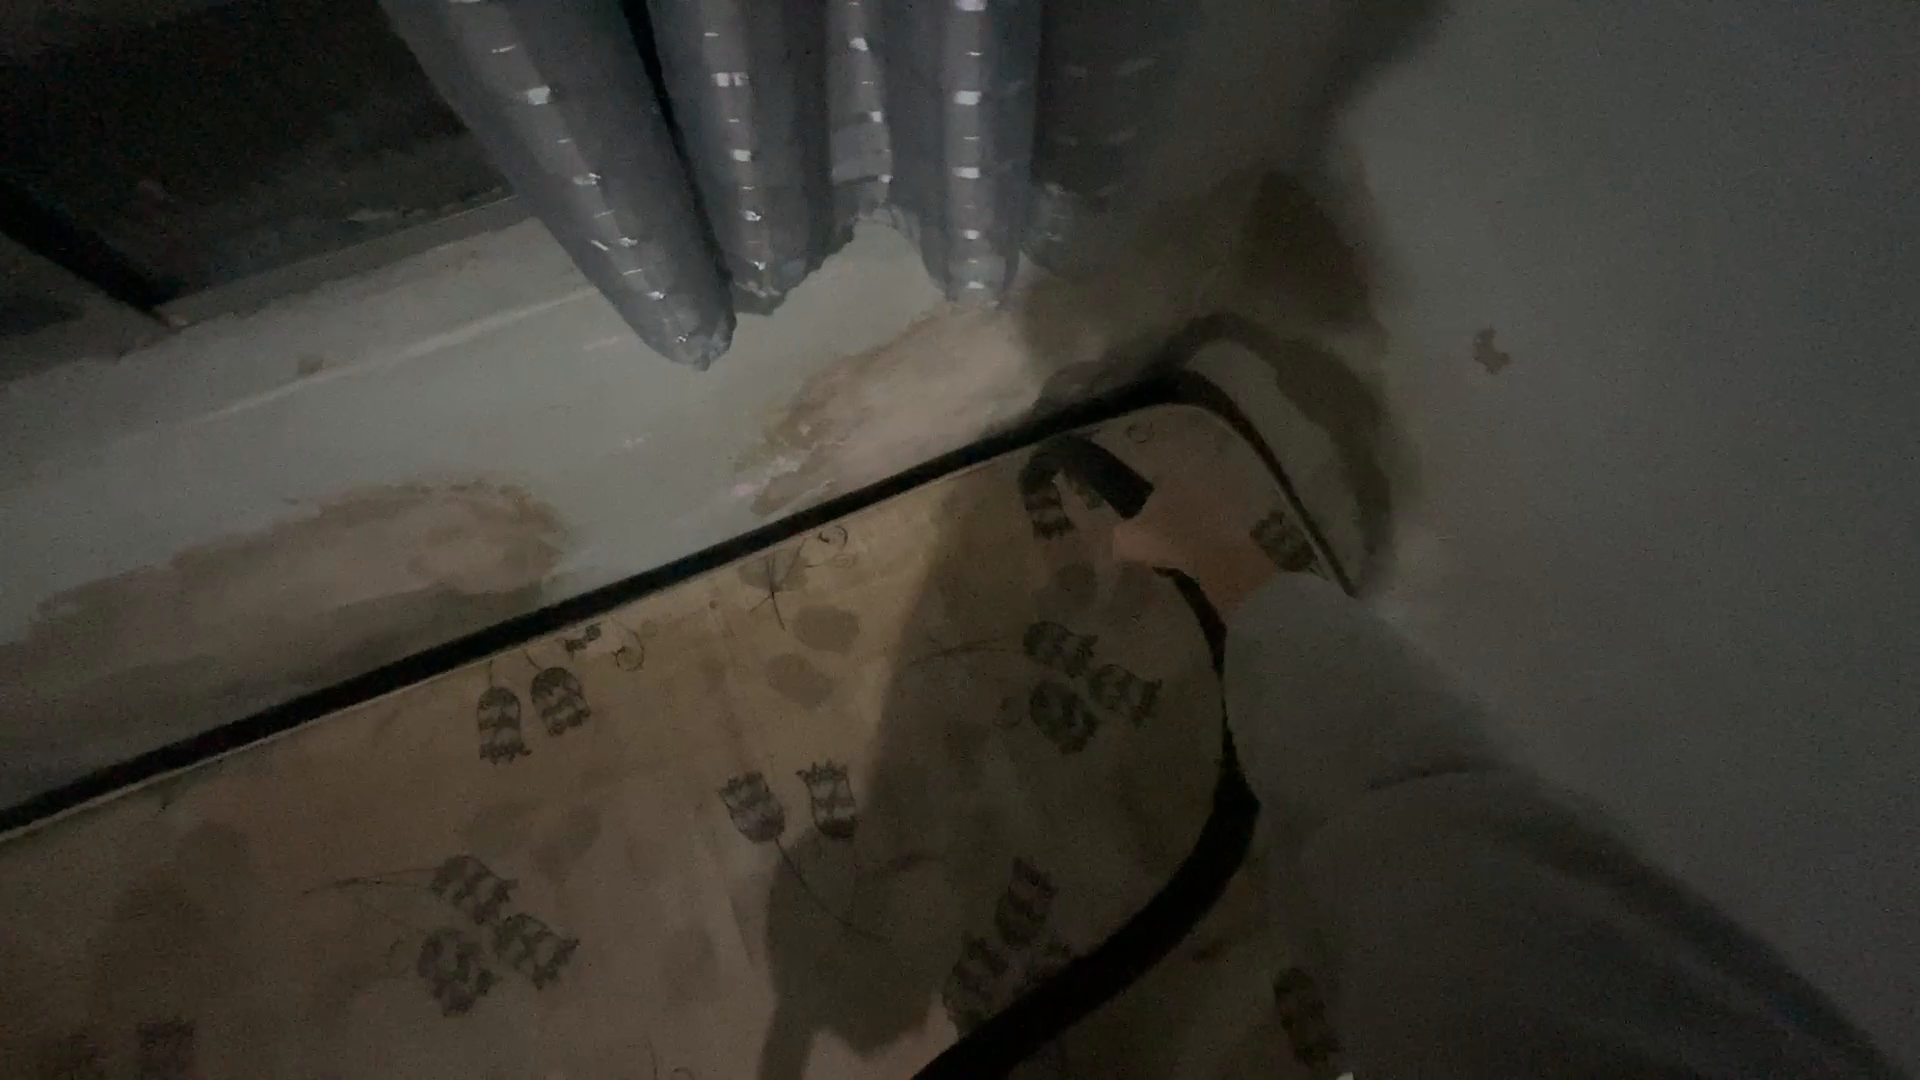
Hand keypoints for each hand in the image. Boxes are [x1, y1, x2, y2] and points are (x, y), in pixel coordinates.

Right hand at [1110, 482, 1276, 615]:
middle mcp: (1198, 485)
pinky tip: (1203, 565)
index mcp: (1169, 482)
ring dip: (1192, 536)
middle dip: (1171, 524)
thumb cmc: (1166, 540)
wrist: (1217, 555)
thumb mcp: (1127, 541)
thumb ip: (1118, 539)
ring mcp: (1224, 503)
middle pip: (1179, 505)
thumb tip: (1118, 546)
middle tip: (1163, 550)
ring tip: (1183, 561)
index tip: (1145, 538)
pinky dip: (1210, 548)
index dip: (1147, 517)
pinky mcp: (1244, 523)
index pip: (1154, 494)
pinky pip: (1218, 536)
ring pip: (1200, 520)